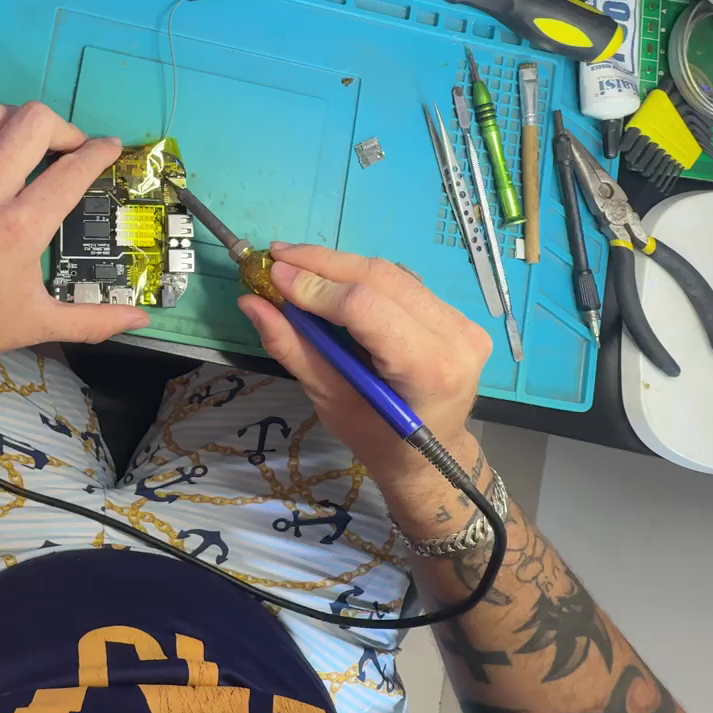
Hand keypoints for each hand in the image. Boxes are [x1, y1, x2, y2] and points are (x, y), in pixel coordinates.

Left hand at [0, 102, 148, 409]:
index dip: (101, 152)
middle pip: (33, 122)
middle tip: (68, 147)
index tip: (110, 148)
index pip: (73, 170)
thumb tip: (143, 319)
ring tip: (24, 146)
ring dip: (16, 124)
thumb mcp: (35, 325)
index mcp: (19, 229)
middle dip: (63, 127)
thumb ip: (95, 320)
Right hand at [237, 244, 492, 518]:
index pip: (365, 307)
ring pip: (390, 273)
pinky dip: (359, 275)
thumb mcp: (327, 398)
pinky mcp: (456, 314)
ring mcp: (462, 322)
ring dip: (338, 264)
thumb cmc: (376, 438)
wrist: (428, 458)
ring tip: (293, 260)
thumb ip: (290, 347)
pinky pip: (400, 282)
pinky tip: (328, 275)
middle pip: (380, 278)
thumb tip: (250, 303)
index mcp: (427, 369)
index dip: (315, 286)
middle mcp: (454, 337)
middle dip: (322, 263)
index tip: (273, 273)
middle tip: (276, 254)